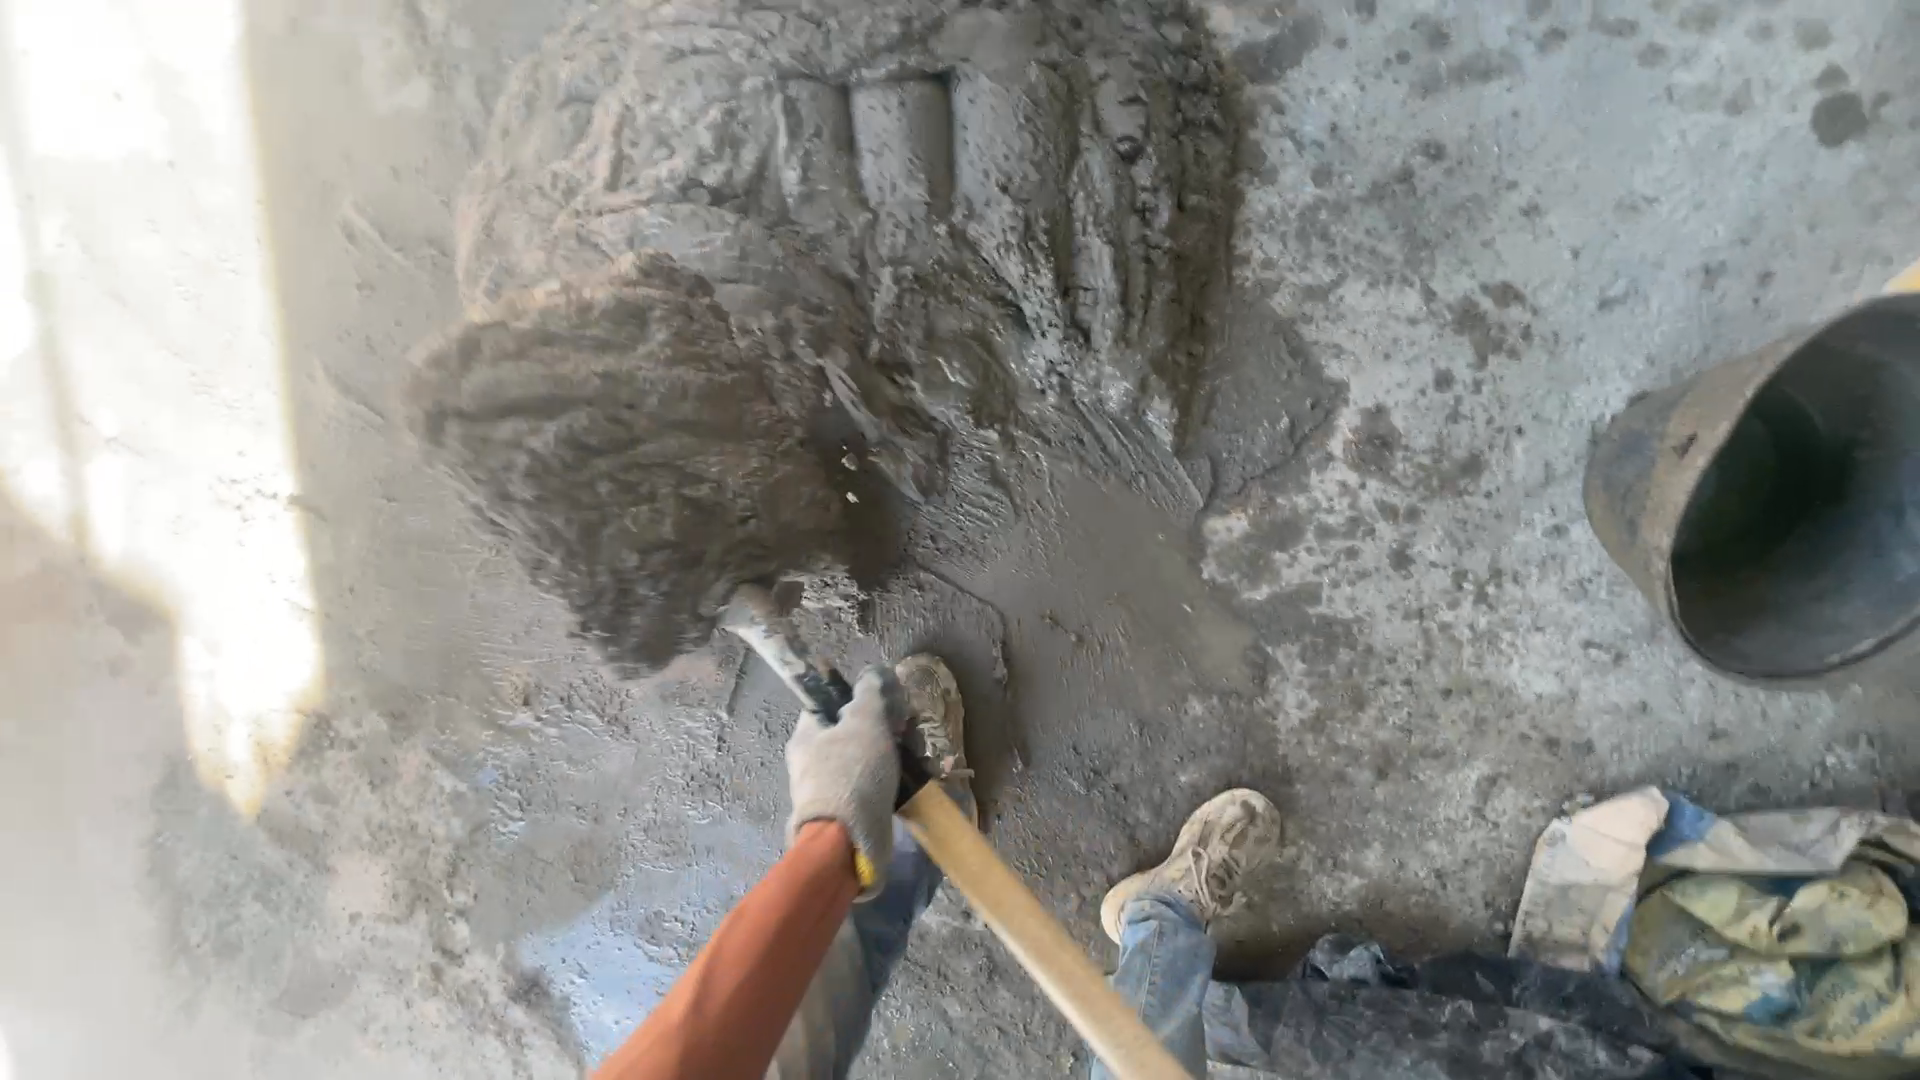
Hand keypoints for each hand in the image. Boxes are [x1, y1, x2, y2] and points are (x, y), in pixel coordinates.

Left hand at [785, 667, 901, 898]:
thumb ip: (870, 693)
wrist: (847, 843)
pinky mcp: (843, 813)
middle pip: (848, 731)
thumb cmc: (852, 774)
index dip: (857, 697)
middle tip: (905, 731)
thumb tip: (873, 674)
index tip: (885, 703)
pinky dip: (887, 780)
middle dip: (880, 729)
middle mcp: (809, 761)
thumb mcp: (865, 722)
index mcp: (805, 736)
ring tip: (913, 757)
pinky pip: (868, 785)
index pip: (827, 703)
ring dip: (887, 755)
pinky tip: (907, 781)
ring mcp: (825, 789)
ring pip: (861, 759)